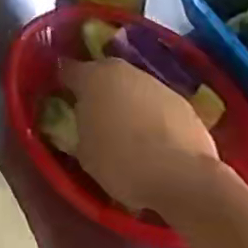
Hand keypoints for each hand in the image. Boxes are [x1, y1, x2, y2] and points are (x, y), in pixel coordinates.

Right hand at [60, 57, 219, 211]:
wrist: (184, 177)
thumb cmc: (122, 162)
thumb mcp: (85, 152)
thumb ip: (80, 129)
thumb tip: (84, 124)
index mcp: (90, 77)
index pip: (67, 69)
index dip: (63, 83)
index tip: (64, 98)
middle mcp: (120, 70)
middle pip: (102, 74)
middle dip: (99, 90)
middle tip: (97, 115)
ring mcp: (154, 82)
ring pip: (132, 87)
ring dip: (128, 102)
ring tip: (131, 132)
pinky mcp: (182, 101)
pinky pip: (157, 105)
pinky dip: (154, 117)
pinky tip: (157, 142)